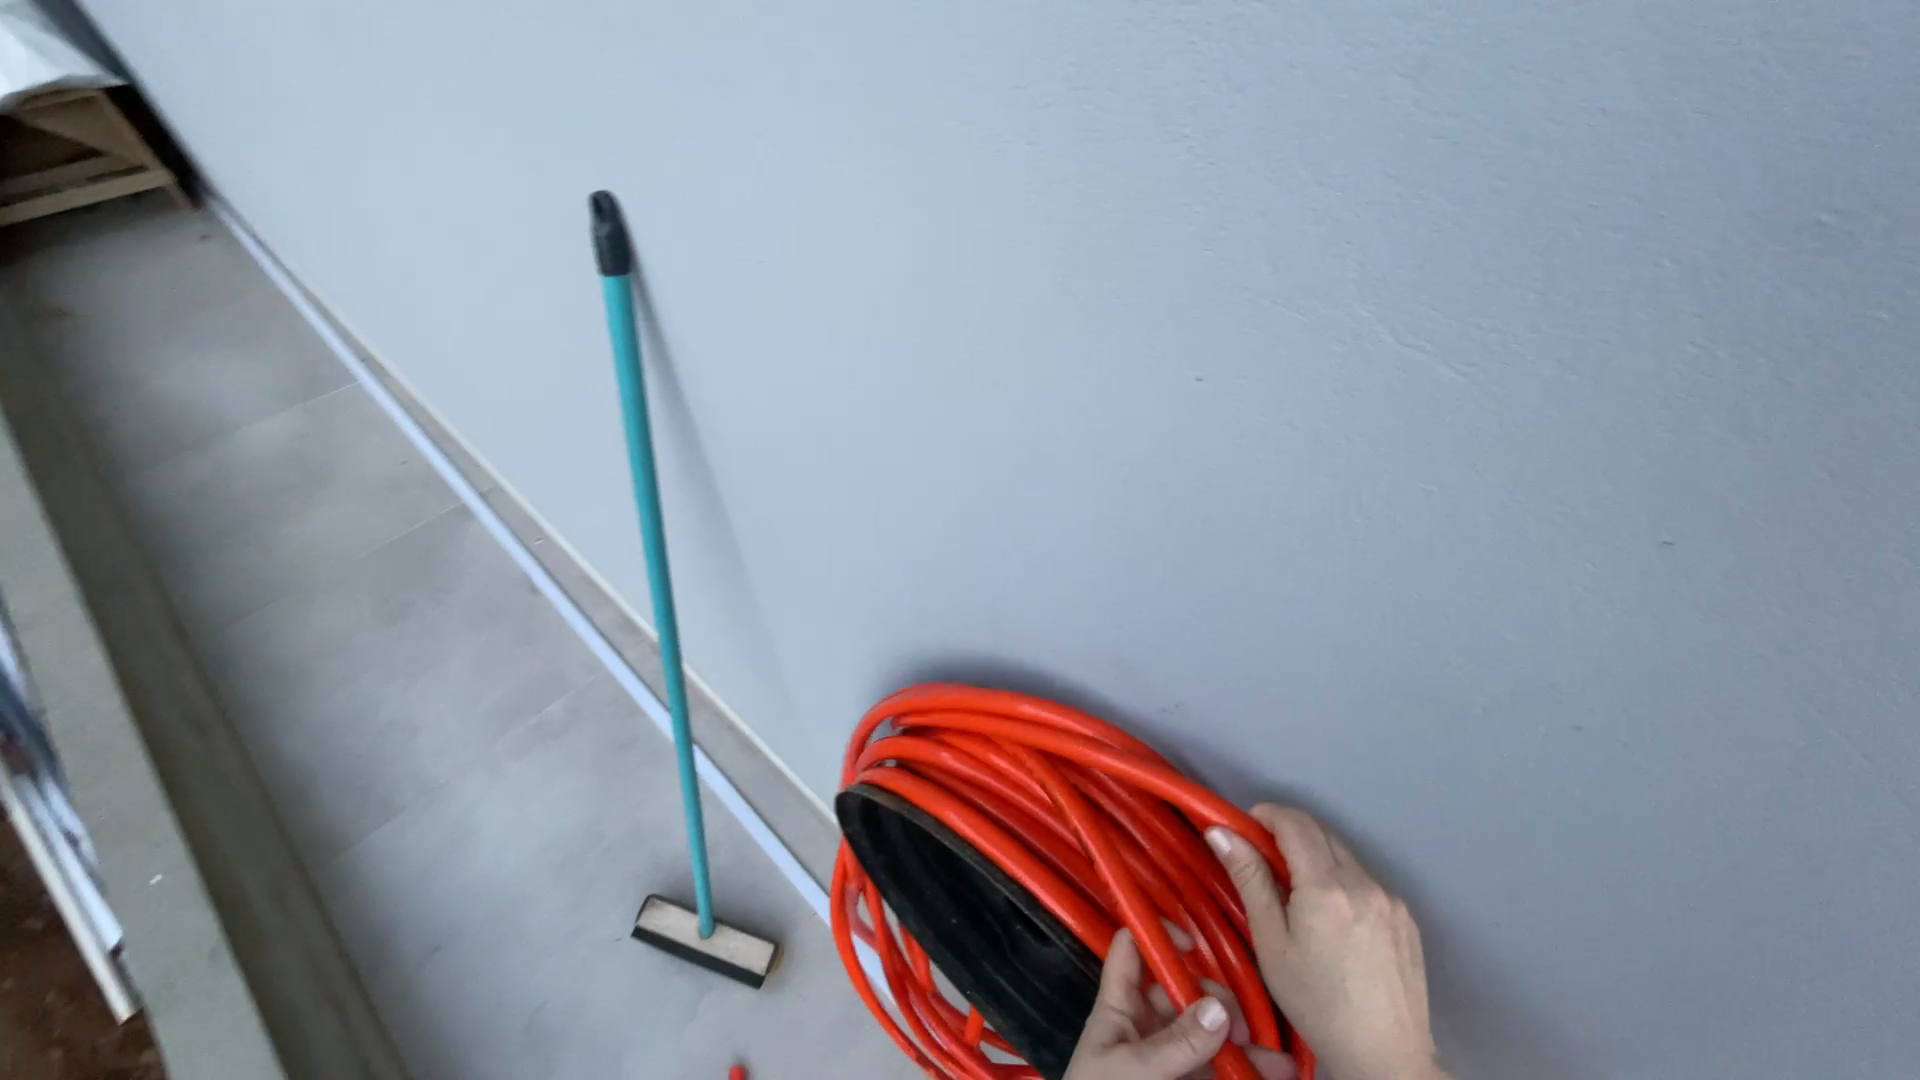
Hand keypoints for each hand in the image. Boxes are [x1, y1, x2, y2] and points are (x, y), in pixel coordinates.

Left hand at [1065, 927, 1295, 1079]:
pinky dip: (1248, 1071)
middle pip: (1184, 992)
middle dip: (1216, 1002)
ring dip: (1244, 1045)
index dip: (1156, 935)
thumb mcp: (1133, 1073)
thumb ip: (1176, 1045)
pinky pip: (1220, 1071)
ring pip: (1209, 1035)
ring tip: (1279, 1064)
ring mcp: (1169, 1058)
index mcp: (1119, 1008)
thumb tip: (1220, 1008)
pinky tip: (1278, 1074)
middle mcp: (1146, 1026)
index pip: (1132, 951)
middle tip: (1240, 1031)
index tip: (1192, 943)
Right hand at [1207, 806, 1444, 1079]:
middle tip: (1261, 855)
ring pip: (1344, 853)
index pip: (1294, 822)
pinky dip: (1340, 877)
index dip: (1265, 815)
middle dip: (1287, 830)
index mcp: (1327, 887)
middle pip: (1320, 830)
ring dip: (1314, 853)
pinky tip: (1329, 914)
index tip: (1245, 828)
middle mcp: (1364, 882)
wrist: (1386, 1057)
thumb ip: (1249, 879)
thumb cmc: (1316, 1003)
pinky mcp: (1406, 916)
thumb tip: (1221, 833)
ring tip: (1294, 890)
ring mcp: (1390, 898)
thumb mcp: (1270, 942)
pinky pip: (1365, 878)